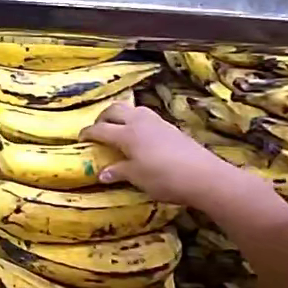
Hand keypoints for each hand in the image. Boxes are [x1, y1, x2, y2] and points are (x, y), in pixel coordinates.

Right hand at [82, 103, 278, 215]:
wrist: (207, 177)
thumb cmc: (165, 178)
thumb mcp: (137, 178)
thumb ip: (118, 172)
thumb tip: (103, 173)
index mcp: (127, 134)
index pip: (100, 129)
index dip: (87, 133)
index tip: (80, 139)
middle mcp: (140, 123)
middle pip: (115, 110)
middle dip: (102, 117)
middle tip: (97, 129)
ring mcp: (158, 124)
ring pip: (133, 109)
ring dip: (122, 116)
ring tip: (118, 129)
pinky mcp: (172, 129)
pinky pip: (148, 118)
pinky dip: (137, 122)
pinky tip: (141, 137)